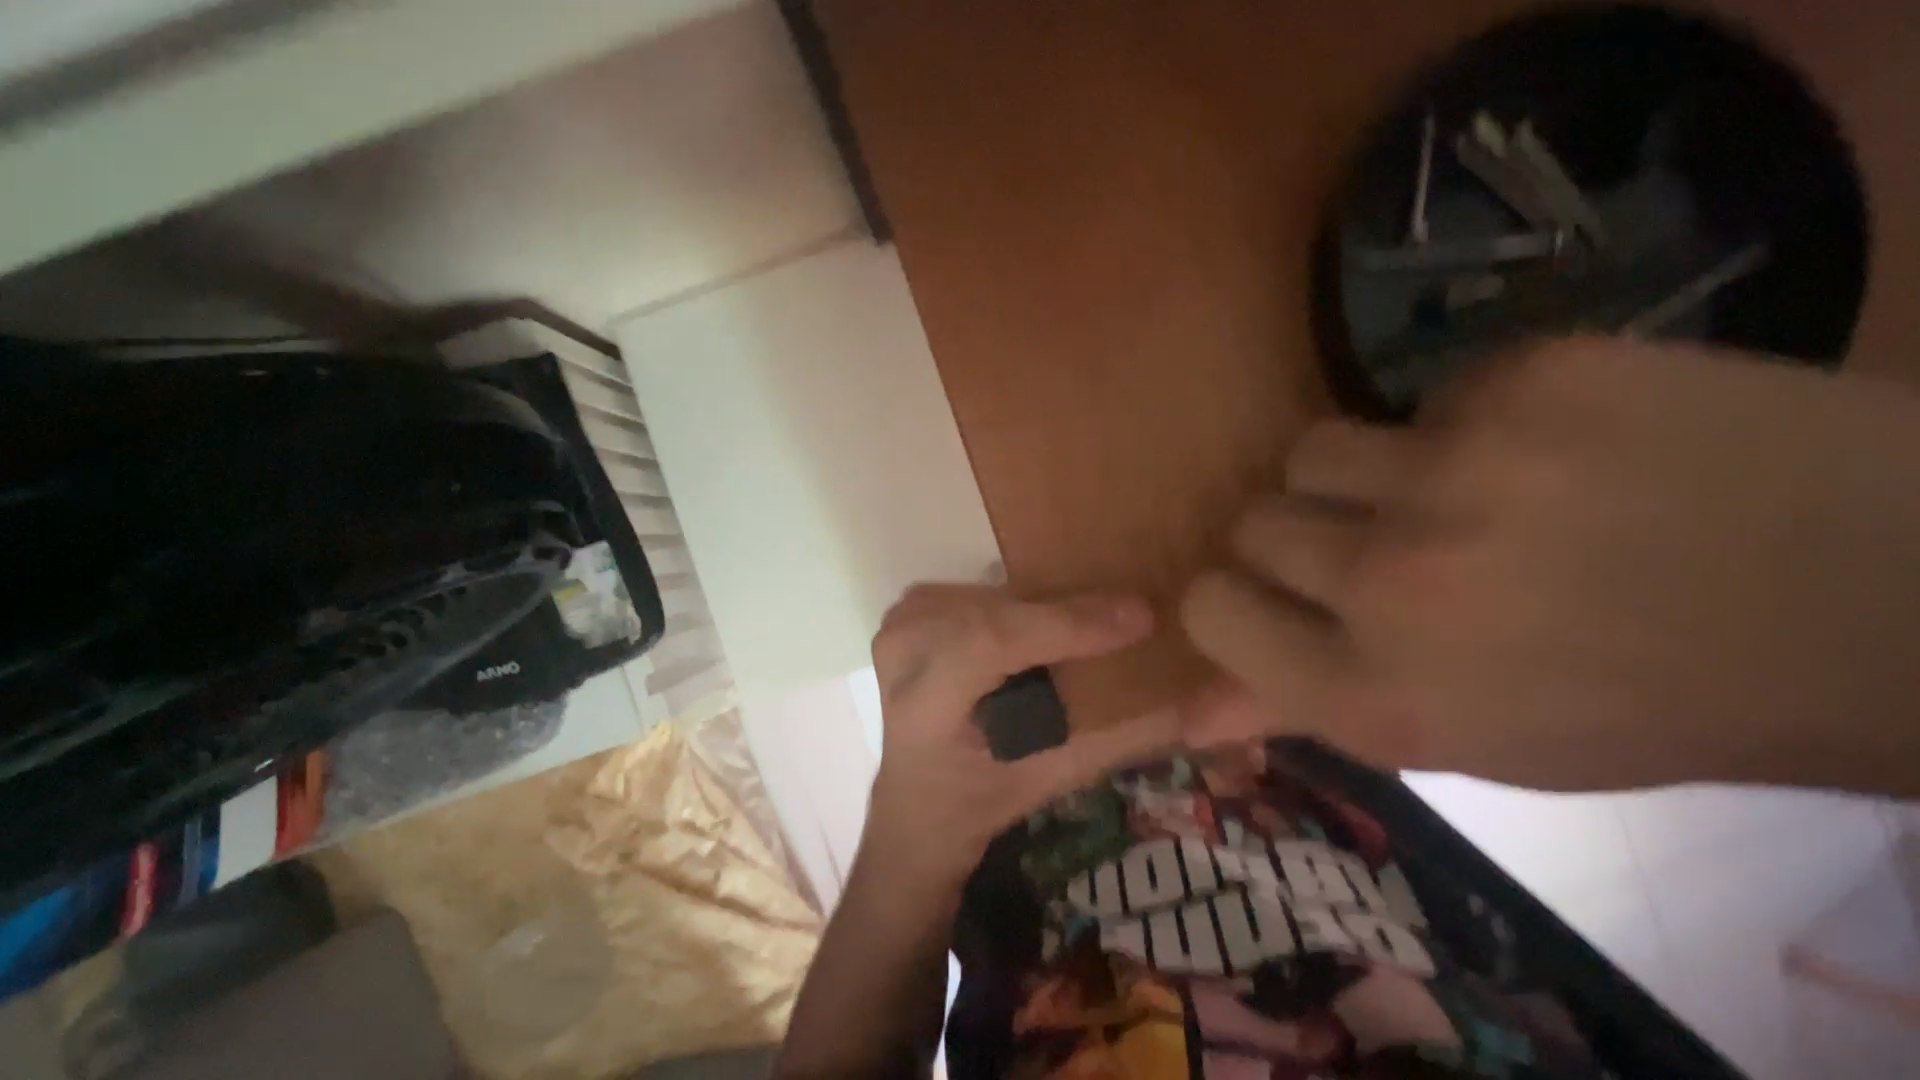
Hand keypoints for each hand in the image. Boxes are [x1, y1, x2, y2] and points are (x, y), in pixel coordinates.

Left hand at [863, 584, 1182, 882]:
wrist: (919, 803)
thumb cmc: (981, 800)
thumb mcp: (1051, 779)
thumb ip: (1117, 739)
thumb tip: (1200, 707)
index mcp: (922, 708)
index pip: (987, 644)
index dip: (1064, 625)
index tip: (1136, 618)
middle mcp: (900, 657)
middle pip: (992, 611)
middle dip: (1064, 613)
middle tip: (1133, 616)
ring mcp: (899, 628)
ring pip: (987, 593)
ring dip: (1040, 606)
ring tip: (1096, 619)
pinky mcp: (910, 612)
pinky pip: (976, 589)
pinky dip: (1017, 600)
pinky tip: (1048, 616)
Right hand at [1179, 339, 1919, 794]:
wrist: (1885, 595)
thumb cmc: (1650, 701)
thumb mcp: (1468, 739)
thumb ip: (1311, 711)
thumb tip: (1184, 717)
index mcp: (1380, 693)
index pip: (1211, 610)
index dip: (1233, 599)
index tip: (1274, 596)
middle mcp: (1394, 582)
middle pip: (1253, 521)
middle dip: (1299, 536)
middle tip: (1377, 548)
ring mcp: (1457, 469)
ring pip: (1313, 446)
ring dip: (1359, 474)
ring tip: (1449, 489)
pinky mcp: (1524, 375)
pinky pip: (1423, 395)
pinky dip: (1462, 423)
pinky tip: (1552, 449)